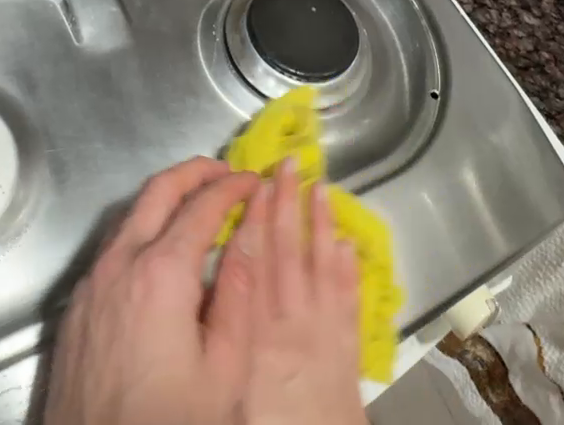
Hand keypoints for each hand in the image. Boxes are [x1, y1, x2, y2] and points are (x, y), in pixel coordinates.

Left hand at [43, 157, 260, 424]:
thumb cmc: (168, 422)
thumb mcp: (223, 369)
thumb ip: (237, 296)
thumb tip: (247, 241)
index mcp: (161, 273)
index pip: (202, 207)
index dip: (232, 188)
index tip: (252, 181)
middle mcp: (120, 263)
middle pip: (157, 191)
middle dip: (194, 172)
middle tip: (224, 171)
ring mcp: (92, 281)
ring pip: (130, 214)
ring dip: (165, 197)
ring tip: (196, 202)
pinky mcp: (77, 304)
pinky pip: (112, 247)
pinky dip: (142, 229)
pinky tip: (161, 250)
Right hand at [219, 159, 366, 424]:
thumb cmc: (268, 422)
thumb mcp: (234, 379)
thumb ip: (227, 329)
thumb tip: (213, 287)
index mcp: (260, 327)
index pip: (256, 260)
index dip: (257, 219)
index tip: (257, 184)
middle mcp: (294, 318)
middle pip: (288, 251)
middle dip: (288, 205)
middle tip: (289, 164)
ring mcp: (326, 327)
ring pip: (321, 264)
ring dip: (321, 223)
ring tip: (322, 186)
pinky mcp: (349, 342)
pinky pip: (350, 297)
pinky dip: (350, 267)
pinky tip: (347, 240)